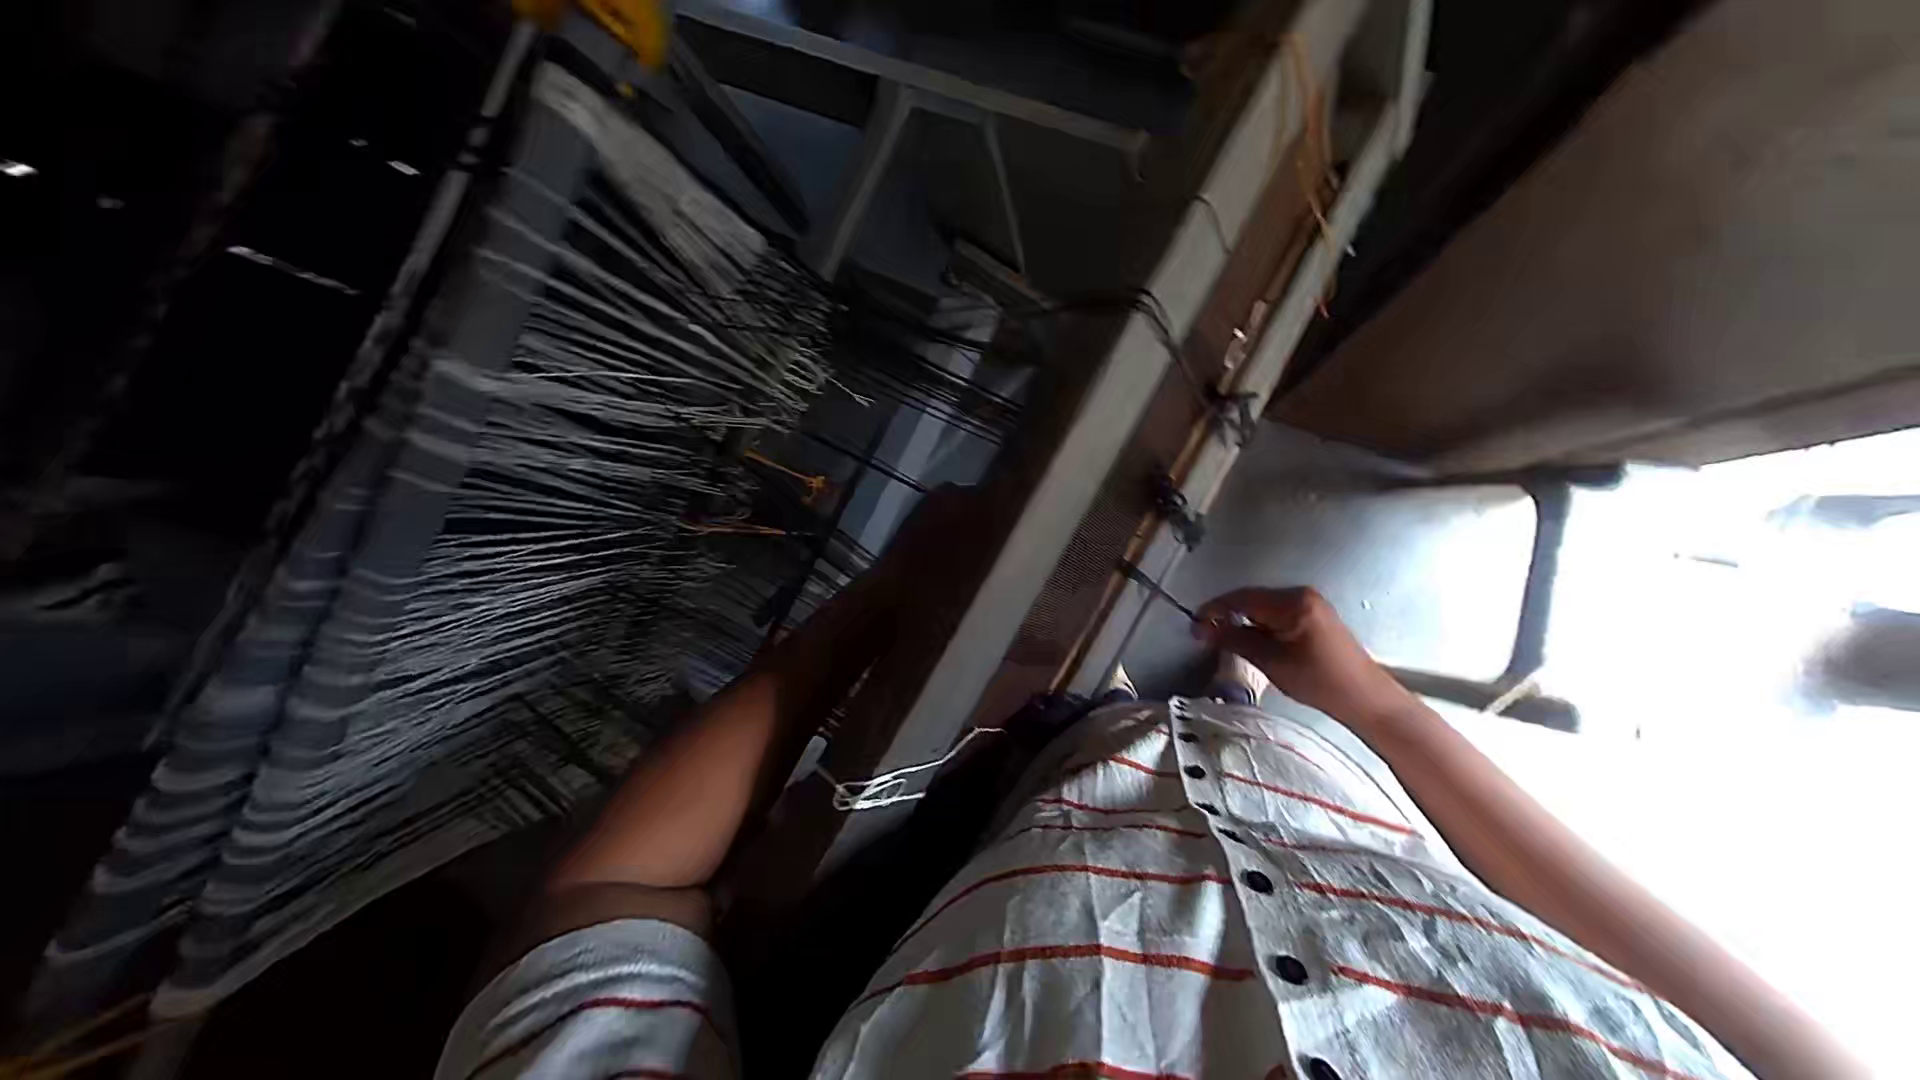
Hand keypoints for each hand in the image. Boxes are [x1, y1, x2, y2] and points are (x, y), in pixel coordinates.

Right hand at [1192, 586, 1415, 725]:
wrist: (1365, 698)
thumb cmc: (1319, 681)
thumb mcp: (1271, 661)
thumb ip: (1235, 639)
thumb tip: (1203, 628)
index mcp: (1292, 602)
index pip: (1242, 598)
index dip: (1214, 610)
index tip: (1194, 625)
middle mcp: (1301, 594)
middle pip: (1251, 599)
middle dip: (1226, 614)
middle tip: (1204, 634)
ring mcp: (1309, 603)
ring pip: (1261, 607)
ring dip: (1241, 620)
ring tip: (1222, 639)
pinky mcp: (1312, 615)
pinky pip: (1275, 613)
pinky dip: (1258, 624)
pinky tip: (1248, 639)